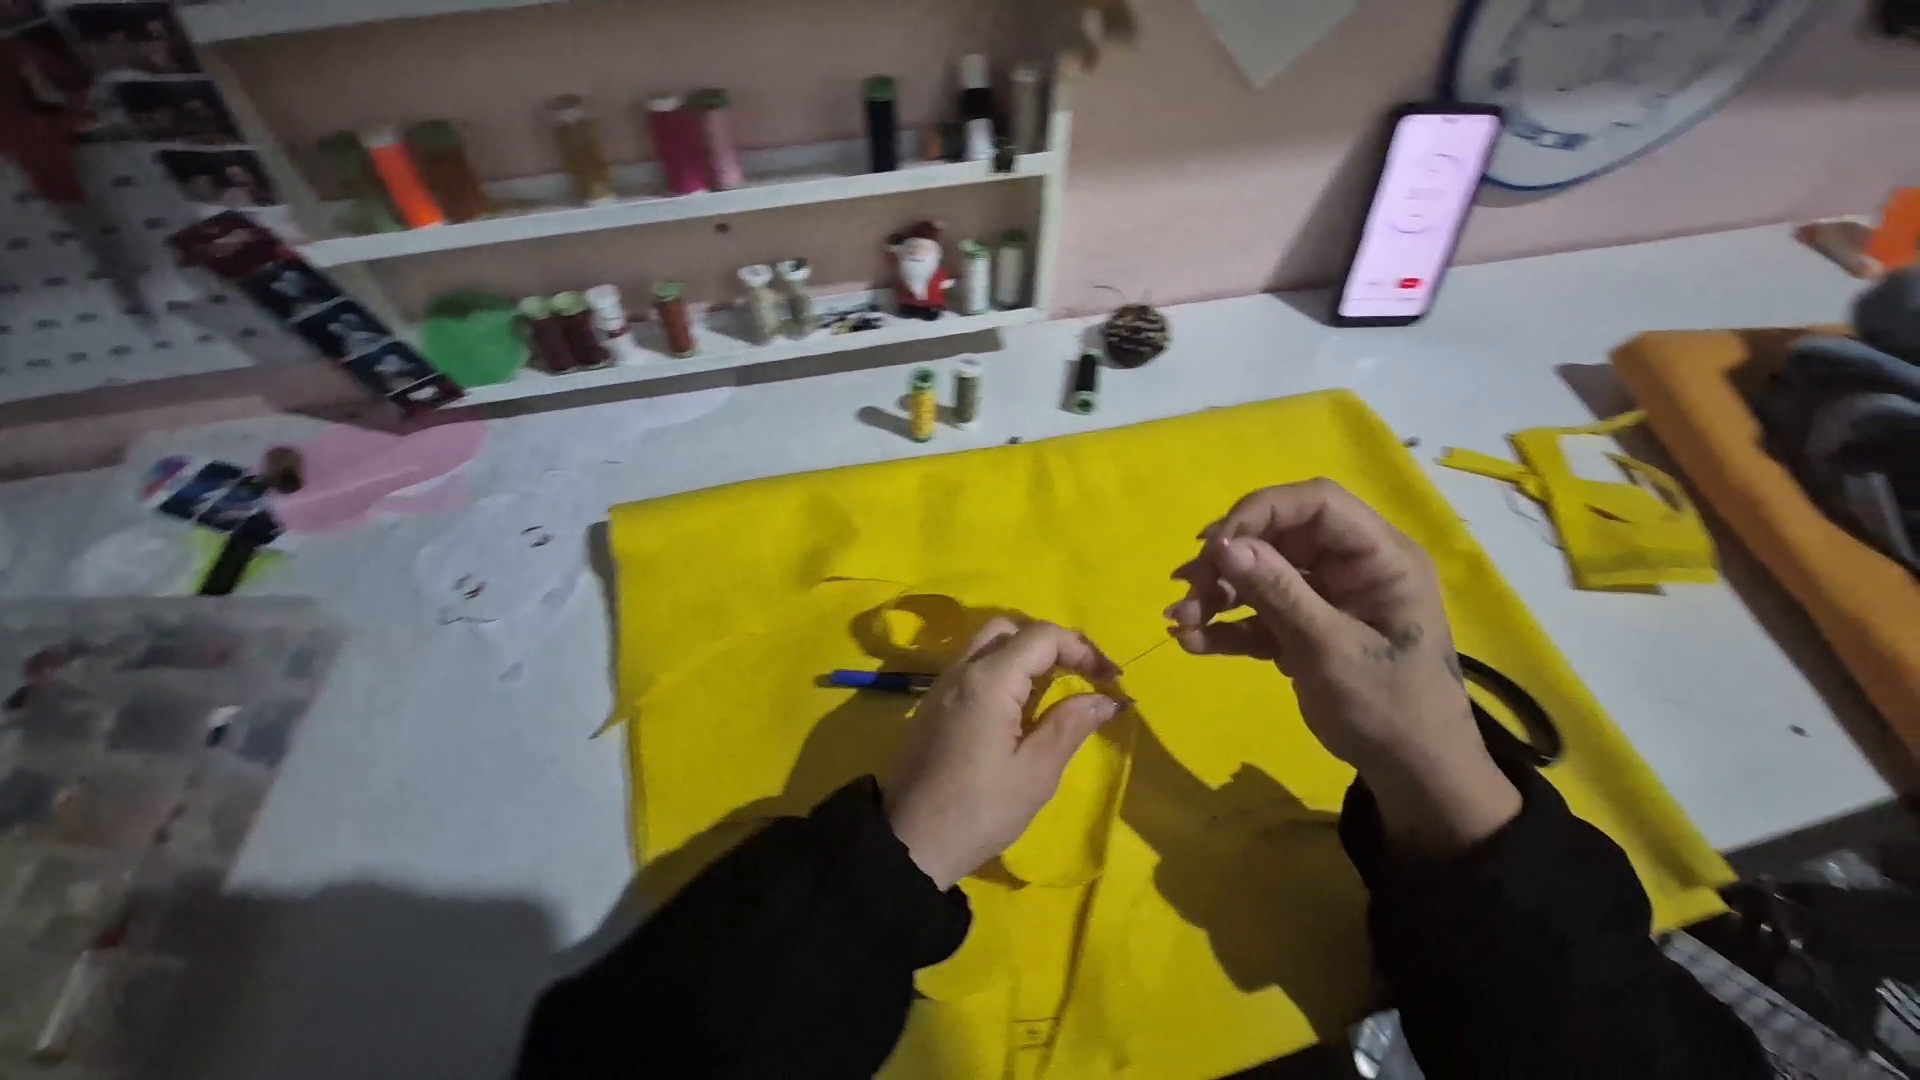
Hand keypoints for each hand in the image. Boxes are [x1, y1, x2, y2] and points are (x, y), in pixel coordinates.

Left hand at [883, 618, 1124, 889]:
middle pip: (1011, 629)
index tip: (1111, 679)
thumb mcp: (1036, 771)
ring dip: (1027, 654)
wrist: (909, 842)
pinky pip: (974, 667)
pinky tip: (1023, 705)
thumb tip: (1108, 698)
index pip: (1042, 636)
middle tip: (1083, 674)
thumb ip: (1071, 723)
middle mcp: (962, 669)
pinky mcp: (934, 704)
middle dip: (1052, 643)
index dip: (1082, 649)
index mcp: (988, 680)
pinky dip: (1004, 670)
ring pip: (989, 644)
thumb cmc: (979, 809)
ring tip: (1058, 688)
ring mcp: (943, 685)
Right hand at [1165, 480, 1519, 854]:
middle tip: (1186, 589)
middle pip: (1277, 538)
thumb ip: (1278, 593)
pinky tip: (1193, 642)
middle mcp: (1351, 567)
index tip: (1213, 545)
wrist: (1412, 776)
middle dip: (1227, 562)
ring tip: (1181, 621)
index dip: (1259, 513)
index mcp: (1379, 557)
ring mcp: (1326, 598)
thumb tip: (1223, 545)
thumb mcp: (1330, 649)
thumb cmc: (1390, 709)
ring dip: (1217, 595)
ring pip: (1260, 575)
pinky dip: (1227, 626)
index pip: (1315, 505)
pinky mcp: (1304, 628)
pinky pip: (1258, 613)